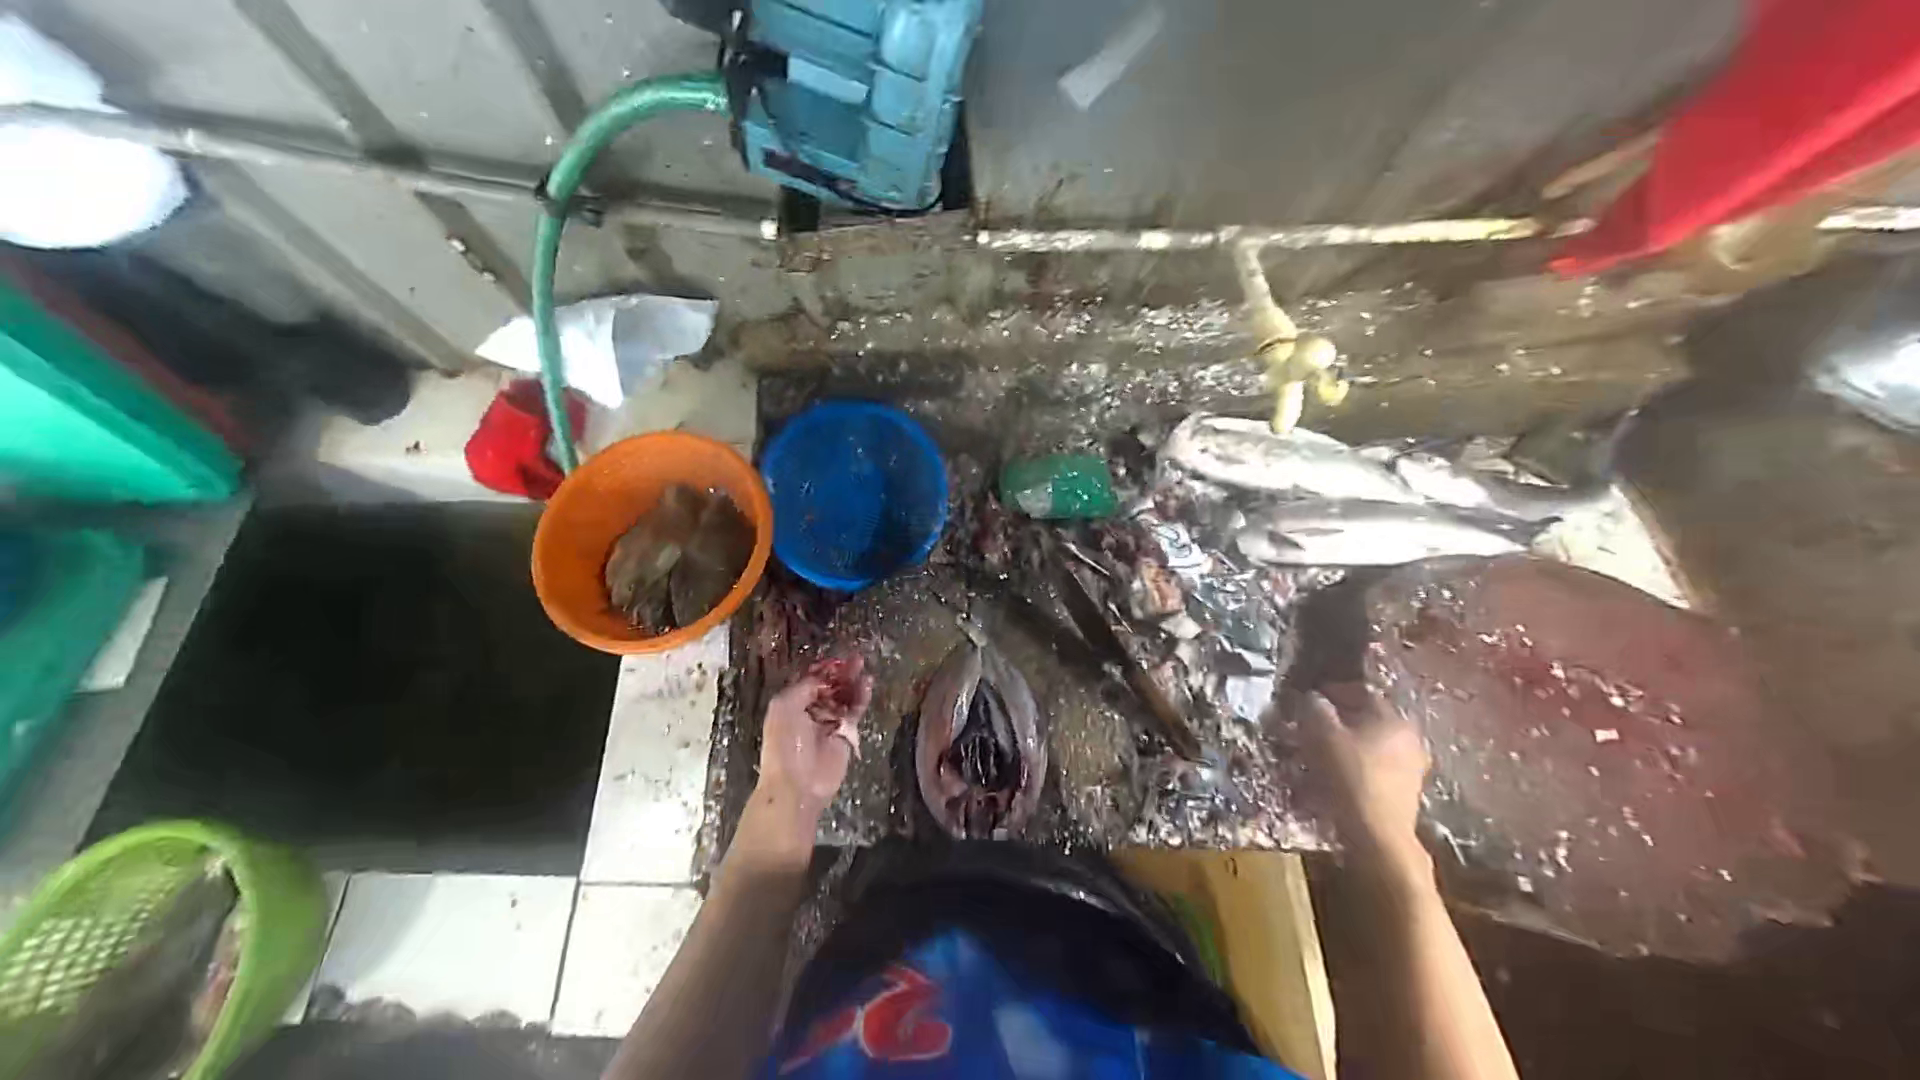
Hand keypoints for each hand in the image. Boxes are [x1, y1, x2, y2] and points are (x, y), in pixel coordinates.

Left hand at [755, 657, 872, 819]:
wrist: (797, 784)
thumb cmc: (785, 743)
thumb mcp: (785, 706)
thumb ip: (804, 686)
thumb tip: (823, 677)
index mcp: (792, 703)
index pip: (810, 680)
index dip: (823, 668)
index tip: (836, 657)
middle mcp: (811, 710)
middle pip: (830, 686)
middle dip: (841, 672)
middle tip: (856, 657)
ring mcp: (829, 722)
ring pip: (844, 696)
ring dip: (852, 681)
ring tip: (863, 665)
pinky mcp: (846, 734)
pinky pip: (855, 711)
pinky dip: (861, 697)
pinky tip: (867, 683)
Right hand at [1290, 682, 1430, 872]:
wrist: (1377, 834)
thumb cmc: (1350, 776)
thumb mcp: (1322, 735)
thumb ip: (1315, 709)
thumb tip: (1312, 698)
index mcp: (1394, 718)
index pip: (1361, 692)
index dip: (1332, 691)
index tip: (1308, 698)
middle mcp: (1410, 738)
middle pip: (1366, 718)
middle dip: (1337, 719)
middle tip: (1310, 725)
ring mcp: (1412, 766)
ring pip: (1370, 743)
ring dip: (1345, 742)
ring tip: (1317, 751)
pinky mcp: (1405, 790)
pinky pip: (1374, 765)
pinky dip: (1354, 762)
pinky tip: (1334, 773)